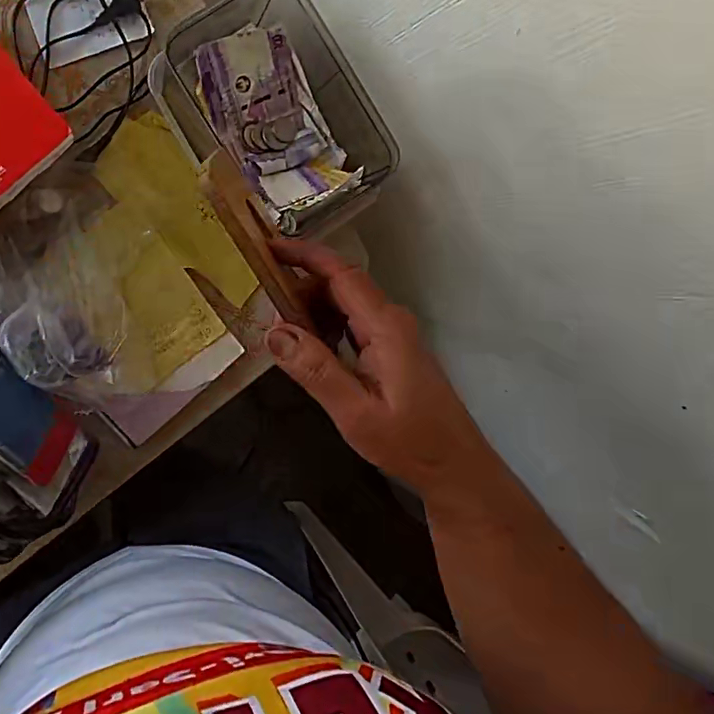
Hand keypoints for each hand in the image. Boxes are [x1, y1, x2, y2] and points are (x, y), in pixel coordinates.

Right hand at [265, 239, 495, 499]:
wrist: (454, 466)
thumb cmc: (409, 441)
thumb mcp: (354, 412)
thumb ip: (315, 370)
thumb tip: (274, 331)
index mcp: (384, 327)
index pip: (341, 274)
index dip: (305, 256)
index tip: (268, 247)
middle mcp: (390, 320)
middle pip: (340, 284)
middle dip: (299, 284)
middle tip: (259, 298)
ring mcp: (393, 334)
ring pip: (344, 303)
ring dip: (309, 307)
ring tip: (274, 322)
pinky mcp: (391, 349)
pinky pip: (351, 322)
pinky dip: (323, 324)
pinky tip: (304, 345)